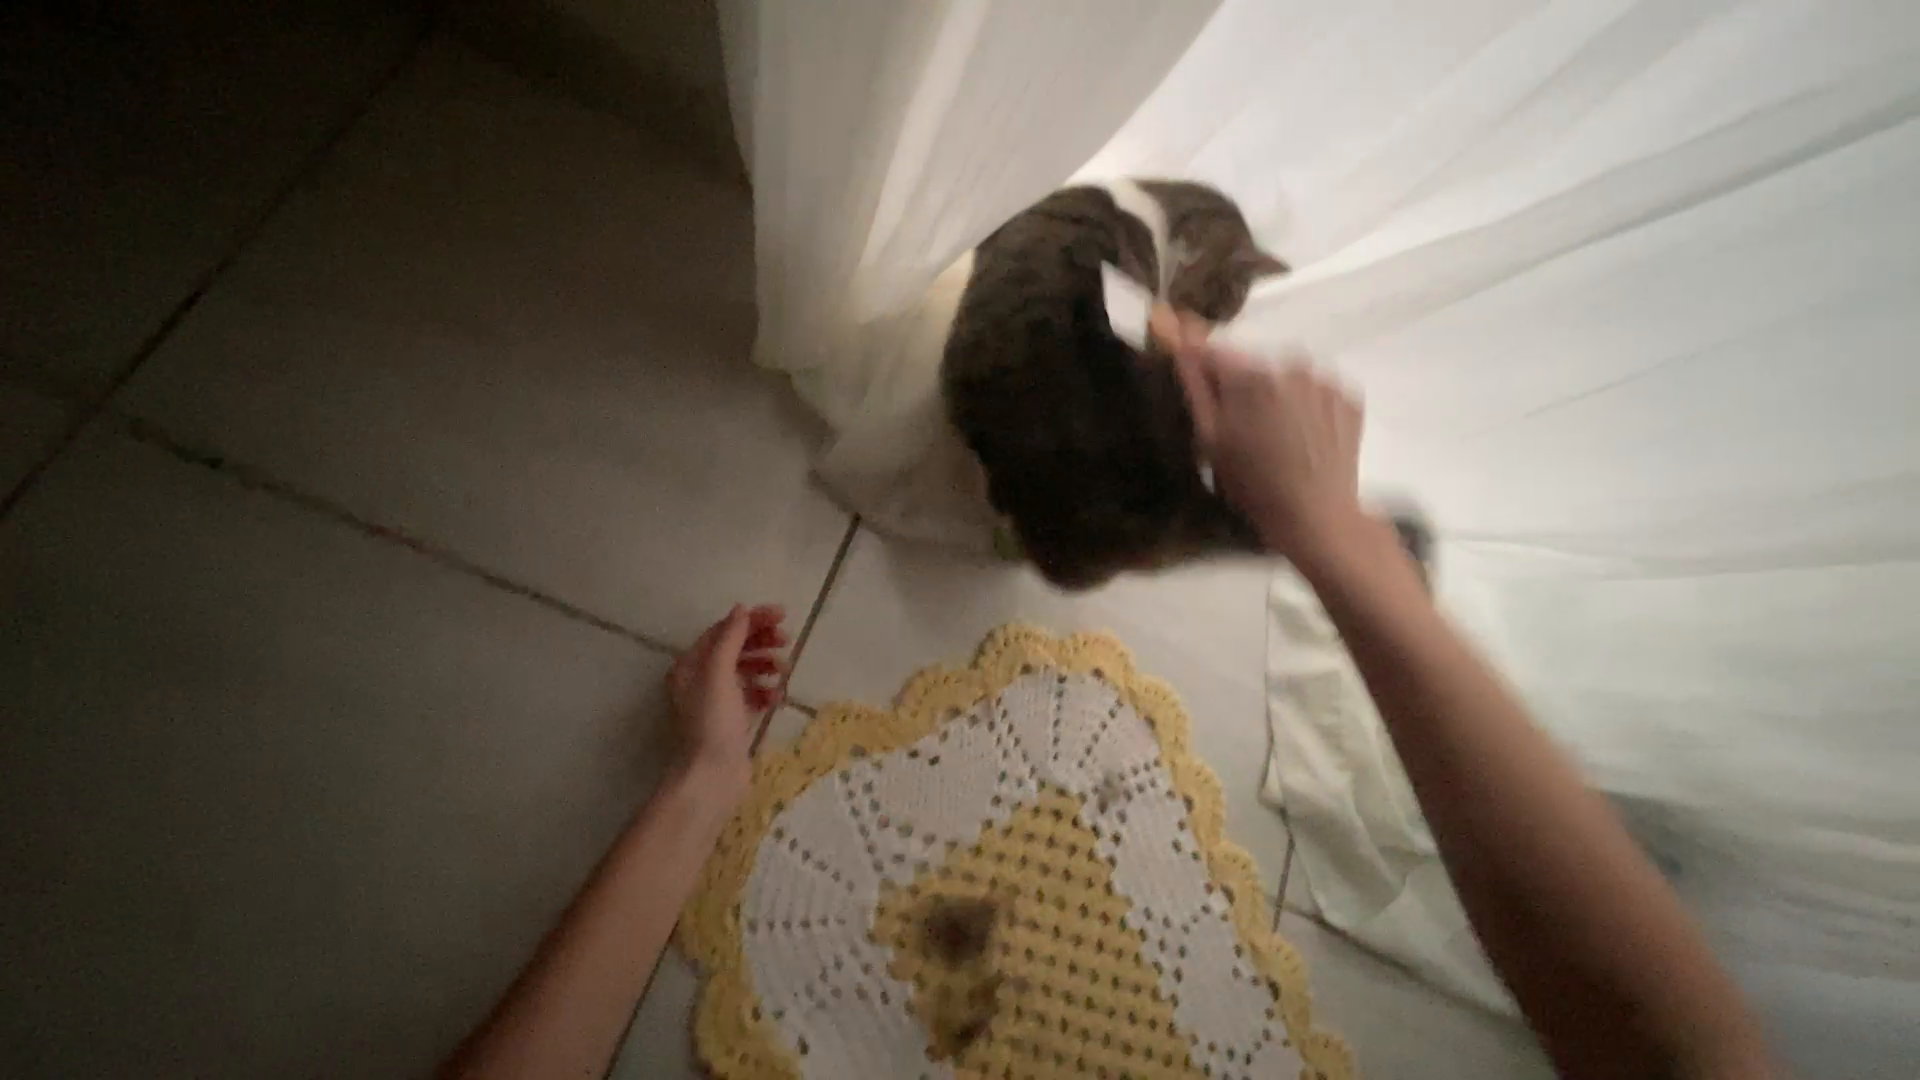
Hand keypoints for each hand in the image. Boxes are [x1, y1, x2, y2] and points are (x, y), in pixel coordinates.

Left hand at [666, 604, 787, 780]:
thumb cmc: (712, 720)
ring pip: (745, 671)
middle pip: (735, 648)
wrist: (713, 775)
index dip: (752, 619)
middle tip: (787, 639)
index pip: (723, 630)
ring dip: (765, 665)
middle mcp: (700, 680)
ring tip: (783, 671)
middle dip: (761, 641)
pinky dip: (765, 691)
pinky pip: (751, 695)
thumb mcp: (719, 672)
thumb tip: (741, 609)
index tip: (782, 615)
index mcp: (690, 665)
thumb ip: (730, 638)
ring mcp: (716, 701)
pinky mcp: (732, 720)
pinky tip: (776, 697)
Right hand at [1152, 307, 1368, 565]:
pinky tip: (1301, 437)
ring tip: (1273, 437)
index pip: (1212, 347)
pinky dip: (1304, 405)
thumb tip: (1179, 342)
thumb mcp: (1212, 441)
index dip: (1190, 341)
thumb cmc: (1253, 485)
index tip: (1169, 324)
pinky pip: (1314, 389)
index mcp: (1250, 375)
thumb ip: (1196, 386)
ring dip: (1274, 395)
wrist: (1318, 517)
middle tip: (1237, 426)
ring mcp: (1325, 377)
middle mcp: (1290, 363)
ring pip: (1284, 376)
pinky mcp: (1349, 395)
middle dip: (1239, 384)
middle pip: (1251, 364)